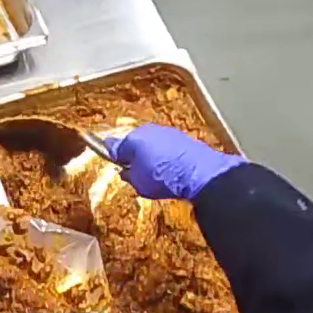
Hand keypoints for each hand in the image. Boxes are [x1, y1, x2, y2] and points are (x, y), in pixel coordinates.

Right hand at [105, 122, 245, 200]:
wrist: (199, 173)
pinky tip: (171, 172)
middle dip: (134, 157)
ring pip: (152, 144)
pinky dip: (166, 157)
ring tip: (156, 176)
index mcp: (132, 139)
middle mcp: (149, 130)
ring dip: (151, 157)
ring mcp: (167, 132)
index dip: (112, 155)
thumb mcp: (138, 182)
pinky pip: (167, 148)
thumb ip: (127, 173)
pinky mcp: (183, 138)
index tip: (112, 161)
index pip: (115, 145)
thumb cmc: (164, 177)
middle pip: (135, 143)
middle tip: (136, 175)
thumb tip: (124, 169)